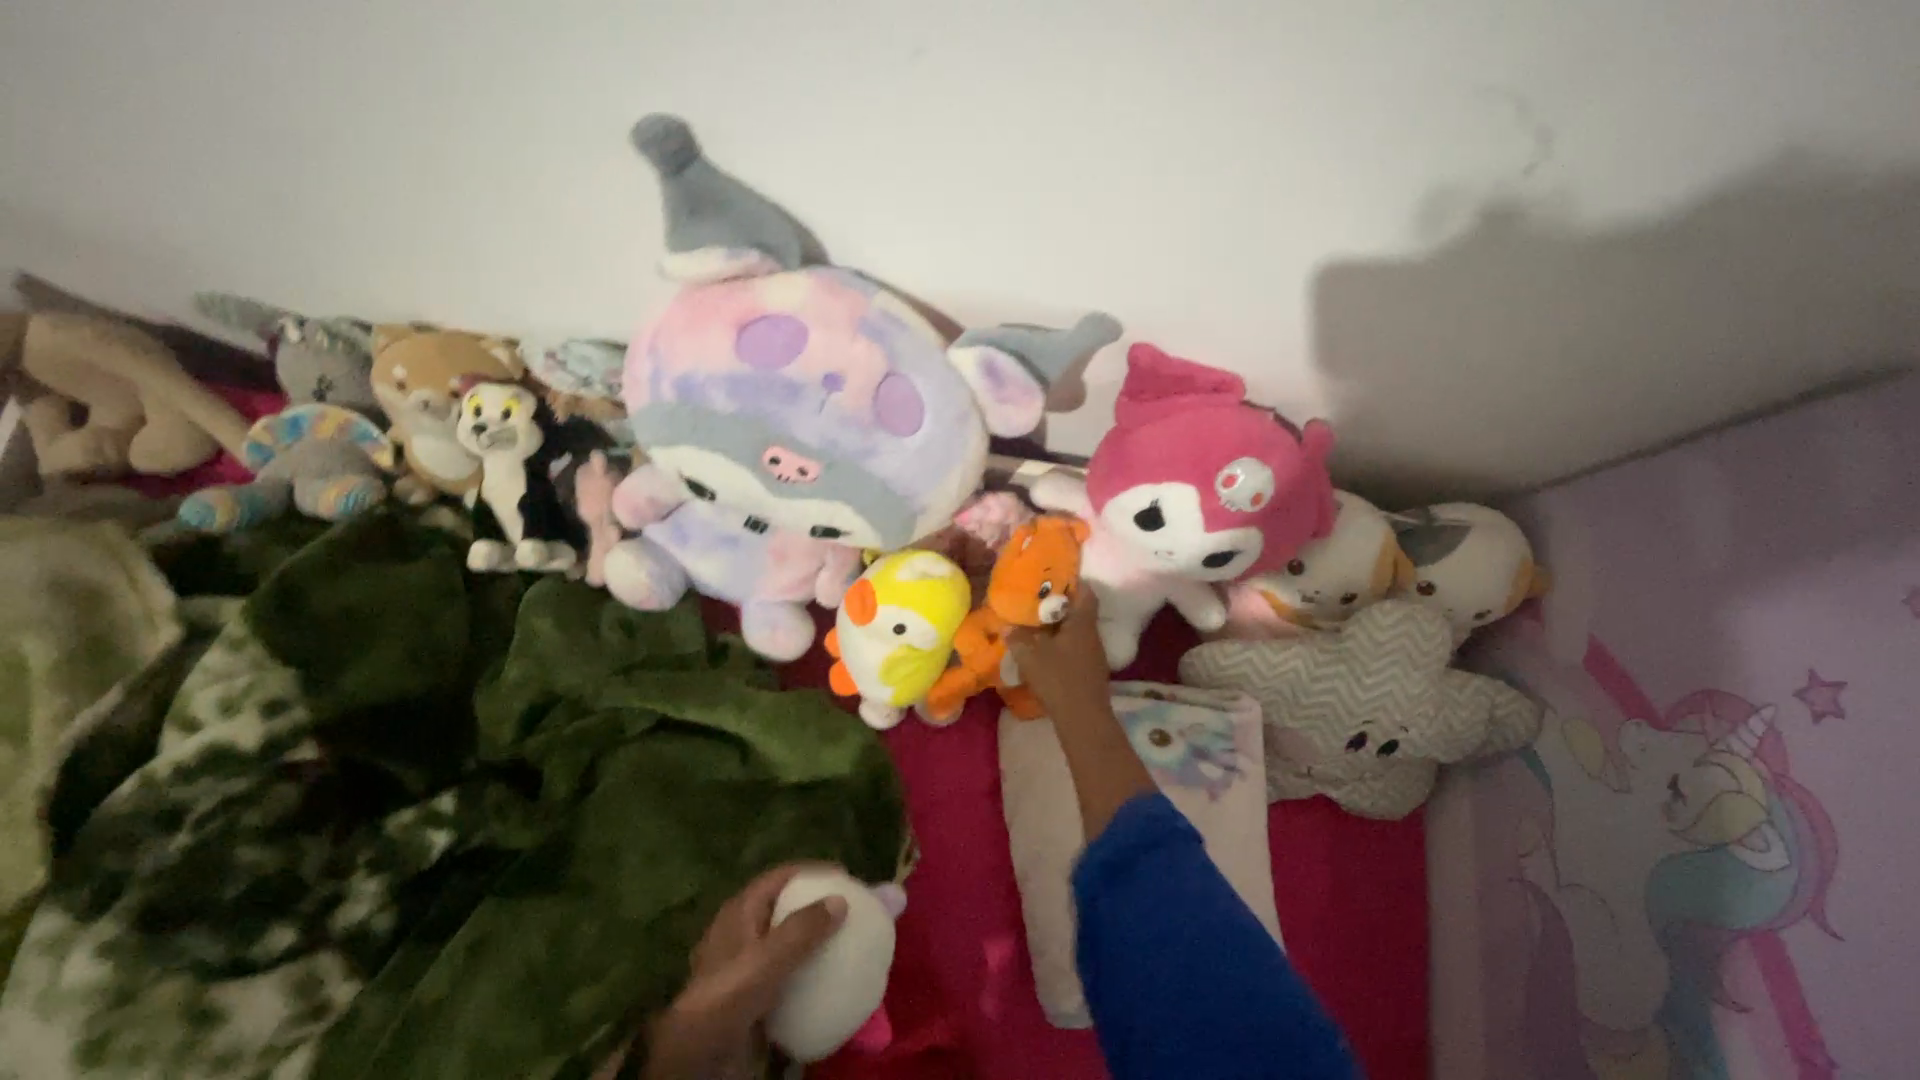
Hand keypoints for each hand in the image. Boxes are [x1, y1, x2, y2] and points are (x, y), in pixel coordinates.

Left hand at [642, 864, 848, 1079]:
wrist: (699, 1056)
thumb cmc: (728, 996)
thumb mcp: (766, 960)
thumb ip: (802, 930)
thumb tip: (840, 900)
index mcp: (741, 911)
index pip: (780, 877)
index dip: (812, 871)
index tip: (846, 877)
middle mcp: (743, 931)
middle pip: (785, 905)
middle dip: (817, 904)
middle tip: (852, 910)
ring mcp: (747, 964)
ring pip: (786, 939)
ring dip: (814, 938)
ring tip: (848, 940)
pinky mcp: (754, 993)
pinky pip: (787, 971)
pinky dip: (808, 969)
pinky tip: (830, 977)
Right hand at [1008, 587, 1109, 720]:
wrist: (1083, 718)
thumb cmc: (1058, 679)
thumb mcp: (1031, 656)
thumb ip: (1018, 638)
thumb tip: (1008, 625)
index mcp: (1082, 623)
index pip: (1086, 592)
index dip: (1073, 582)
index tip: (1054, 579)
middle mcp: (1092, 634)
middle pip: (1080, 611)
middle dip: (1060, 606)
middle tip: (1037, 603)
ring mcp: (1094, 654)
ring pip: (1077, 631)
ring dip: (1060, 628)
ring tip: (1037, 627)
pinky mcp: (1091, 671)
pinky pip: (1076, 648)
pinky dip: (1063, 645)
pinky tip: (1046, 653)